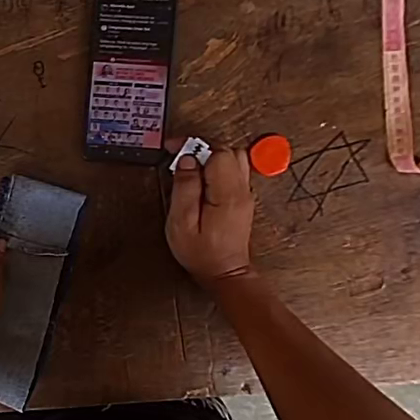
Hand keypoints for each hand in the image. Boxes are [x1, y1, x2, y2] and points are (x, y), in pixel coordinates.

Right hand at [167, 145, 255, 285]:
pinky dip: (217, 168)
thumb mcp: (182, 223)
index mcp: (227, 194)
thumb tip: (186, 161)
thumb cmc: (201, 253)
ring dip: (211, 158)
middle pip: (228, 150)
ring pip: (234, 157)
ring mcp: (245, 193)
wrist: (225, 273)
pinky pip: (234, 170)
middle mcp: (241, 190)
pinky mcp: (242, 197)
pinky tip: (202, 182)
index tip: (175, 149)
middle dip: (202, 150)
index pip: (217, 152)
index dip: (194, 146)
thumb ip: (184, 188)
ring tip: (191, 172)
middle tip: (181, 161)